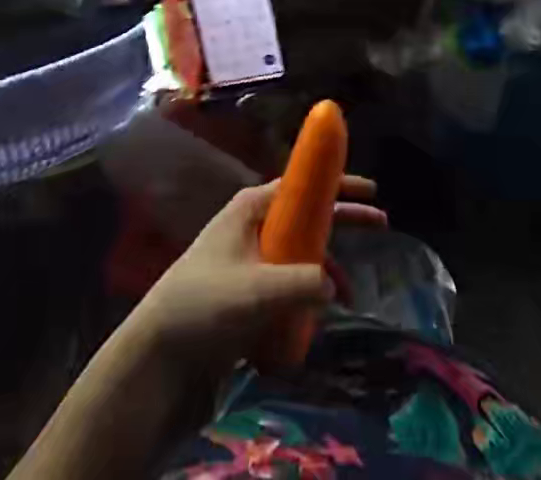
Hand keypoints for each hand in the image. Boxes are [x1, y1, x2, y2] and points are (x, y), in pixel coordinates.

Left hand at [123, 176, 384, 371]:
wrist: (159, 356)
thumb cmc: (205, 306)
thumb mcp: (261, 289)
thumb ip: (306, 282)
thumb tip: (333, 286)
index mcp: (249, 210)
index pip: (300, 185)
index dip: (336, 183)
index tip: (372, 190)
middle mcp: (249, 229)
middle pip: (304, 216)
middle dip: (341, 221)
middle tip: (382, 225)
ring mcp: (246, 263)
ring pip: (298, 255)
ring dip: (326, 271)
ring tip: (349, 299)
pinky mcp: (244, 296)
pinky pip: (286, 286)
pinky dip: (307, 296)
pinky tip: (317, 322)